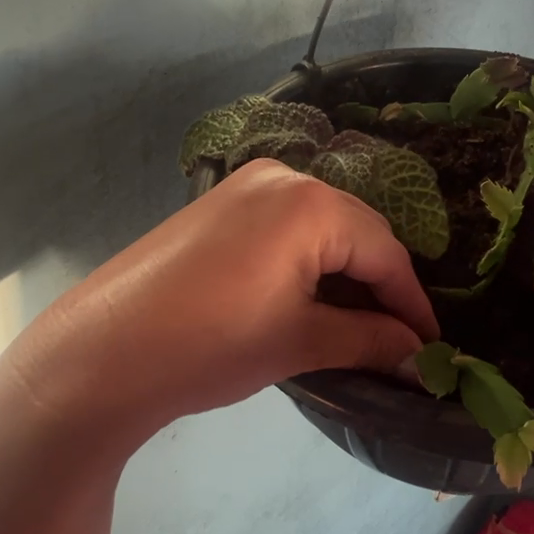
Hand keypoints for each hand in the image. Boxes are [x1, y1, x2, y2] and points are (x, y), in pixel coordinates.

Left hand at [4, 160, 439, 445]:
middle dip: (380, 284)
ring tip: (356, 325)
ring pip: (320, 225)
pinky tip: (309, 297)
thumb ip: (370, 341)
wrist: (102, 353)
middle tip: (396, 339)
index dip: (412, 303)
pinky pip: (285, 224)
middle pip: (355, 230)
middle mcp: (283, 176)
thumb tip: (419, 356)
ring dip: (344, 271)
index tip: (431, 347)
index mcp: (311, 203)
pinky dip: (308, 259)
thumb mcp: (300, 342)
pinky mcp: (218, 203)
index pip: (385, 252)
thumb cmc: (211, 344)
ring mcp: (245, 185)